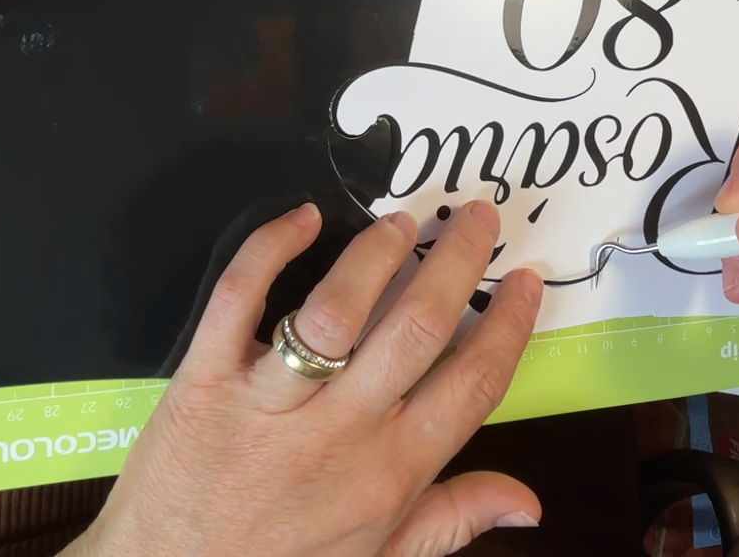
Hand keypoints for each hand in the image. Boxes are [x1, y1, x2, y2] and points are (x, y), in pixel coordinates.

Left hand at [66, 200, 544, 556]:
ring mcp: (270, 404)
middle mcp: (341, 434)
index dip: (509, 325)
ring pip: (335, 310)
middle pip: (417, 329)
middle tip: (476, 217)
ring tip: (399, 222)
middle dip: (457, 262)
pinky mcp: (207, 378)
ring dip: (375, 255)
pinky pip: (239, 299)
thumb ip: (452, 521)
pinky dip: (269, 248)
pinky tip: (303, 217)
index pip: (472, 385)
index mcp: (390, 473)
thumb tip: (531, 502)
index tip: (524, 278)